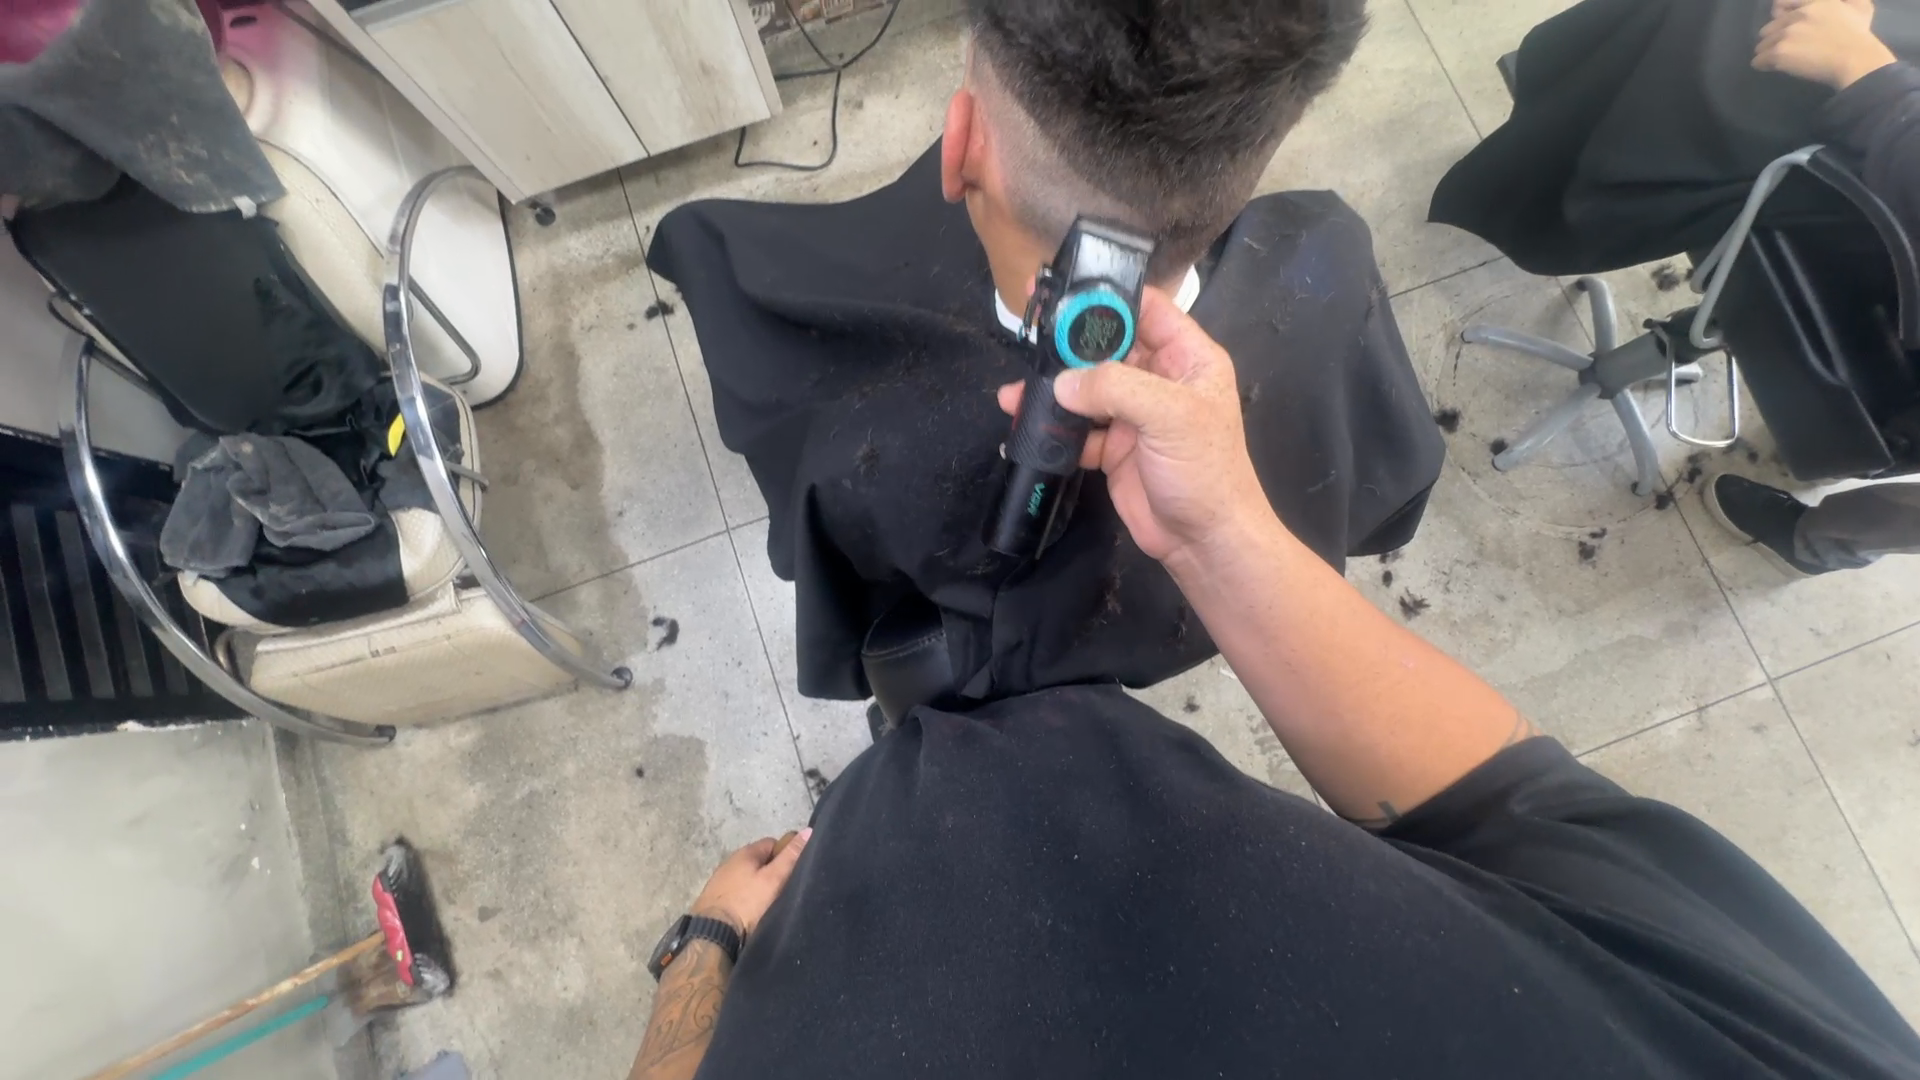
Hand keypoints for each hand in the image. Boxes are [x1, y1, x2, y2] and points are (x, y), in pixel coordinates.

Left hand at [689, 829, 810, 937]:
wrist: (712, 936)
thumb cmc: (747, 903)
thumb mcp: (774, 879)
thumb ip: (791, 856)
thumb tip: (809, 830)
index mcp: (745, 852)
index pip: (773, 844)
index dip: (785, 855)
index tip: (793, 873)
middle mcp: (729, 862)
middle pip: (759, 862)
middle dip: (771, 873)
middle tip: (782, 891)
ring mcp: (719, 882)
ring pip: (747, 879)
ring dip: (757, 888)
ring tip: (768, 905)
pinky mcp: (713, 901)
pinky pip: (736, 894)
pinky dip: (745, 900)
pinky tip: (750, 915)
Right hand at [996, 288, 1268, 564]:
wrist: (1202, 541)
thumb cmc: (1204, 471)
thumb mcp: (1169, 416)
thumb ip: (1115, 388)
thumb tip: (1061, 382)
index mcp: (1186, 359)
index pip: (1147, 310)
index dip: (1109, 298)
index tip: (1066, 290)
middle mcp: (1158, 380)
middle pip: (1108, 348)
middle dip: (1068, 343)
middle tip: (1030, 332)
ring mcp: (1133, 416)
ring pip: (1086, 390)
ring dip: (1052, 390)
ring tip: (1014, 392)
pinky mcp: (1112, 448)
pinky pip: (1077, 430)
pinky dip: (1052, 430)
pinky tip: (1026, 426)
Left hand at [1754, 0, 1895, 89]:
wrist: (1853, 56)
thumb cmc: (1857, 32)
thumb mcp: (1856, 5)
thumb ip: (1836, 1)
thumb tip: (1818, 3)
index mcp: (1816, 2)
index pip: (1780, 3)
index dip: (1777, 16)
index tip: (1781, 27)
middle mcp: (1798, 16)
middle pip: (1766, 30)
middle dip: (1773, 39)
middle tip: (1788, 47)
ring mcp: (1786, 34)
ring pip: (1760, 46)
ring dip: (1769, 53)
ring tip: (1787, 57)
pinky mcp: (1777, 52)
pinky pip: (1757, 61)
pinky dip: (1765, 65)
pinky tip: (1780, 65)